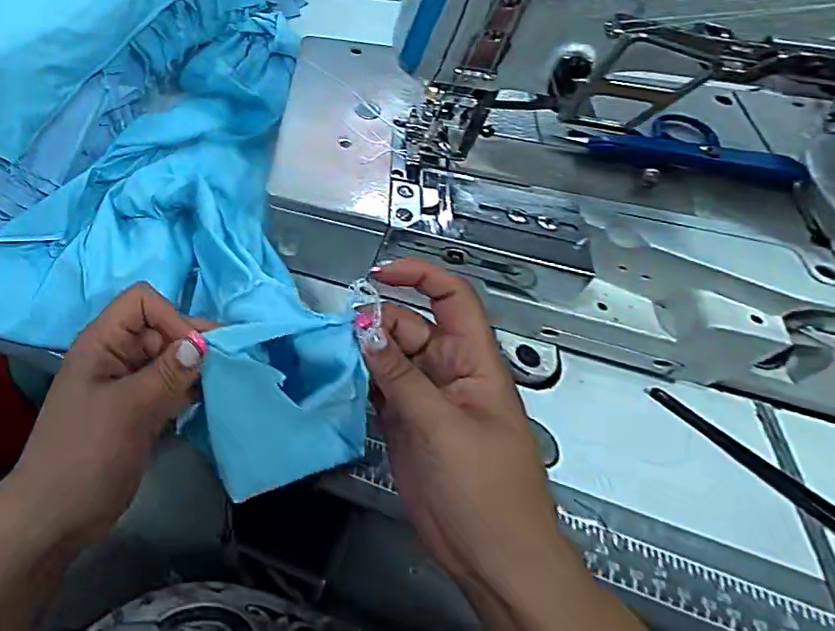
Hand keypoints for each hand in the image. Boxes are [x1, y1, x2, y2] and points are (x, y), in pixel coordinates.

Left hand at [0, 283, 211, 552]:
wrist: (53, 519)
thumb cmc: (85, 455)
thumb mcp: (128, 410)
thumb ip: (166, 374)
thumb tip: (201, 343)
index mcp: (102, 341)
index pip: (142, 302)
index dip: (172, 317)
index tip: (198, 351)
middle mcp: (114, 354)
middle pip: (159, 328)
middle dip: (191, 340)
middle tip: (228, 362)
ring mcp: (125, 383)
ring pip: (166, 358)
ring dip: (193, 366)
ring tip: (225, 380)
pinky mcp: (136, 410)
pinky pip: (166, 386)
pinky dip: (187, 388)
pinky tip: (209, 399)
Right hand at [359, 260, 640, 630]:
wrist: (495, 561)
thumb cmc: (493, 497)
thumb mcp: (443, 428)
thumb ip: (400, 376)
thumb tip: (366, 329)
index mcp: (474, 362)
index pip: (452, 298)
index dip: (419, 275)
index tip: (381, 273)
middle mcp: (449, 371)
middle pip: (408, 323)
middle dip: (377, 321)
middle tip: (346, 333)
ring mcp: (426, 396)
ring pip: (389, 353)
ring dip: (364, 349)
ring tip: (340, 356)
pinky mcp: (406, 419)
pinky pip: (379, 383)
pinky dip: (360, 377)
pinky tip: (343, 378)